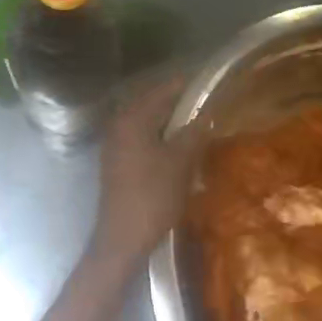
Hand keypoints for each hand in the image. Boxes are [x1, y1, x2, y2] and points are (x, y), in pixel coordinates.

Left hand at [94, 77, 200, 260]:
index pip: (162, 91)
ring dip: (169, 121)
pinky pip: (142, 138)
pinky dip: (160, 136)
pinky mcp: (117, 163)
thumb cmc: (153, 195)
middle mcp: (119, 126)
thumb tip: (205, 116)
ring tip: (195, 123)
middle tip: (204, 102)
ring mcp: (115, 145)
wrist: (123, 238)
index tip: (206, 82)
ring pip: (147, 123)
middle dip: (177, 103)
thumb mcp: (181, 162)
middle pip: (151, 104)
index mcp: (133, 119)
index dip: (184, 85)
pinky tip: (177, 145)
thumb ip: (194, 133)